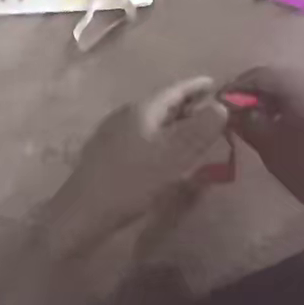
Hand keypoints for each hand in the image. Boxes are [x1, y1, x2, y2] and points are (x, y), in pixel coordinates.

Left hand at [36, 76, 228, 257]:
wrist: (82, 220)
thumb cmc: (130, 184)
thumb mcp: (172, 157)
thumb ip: (199, 130)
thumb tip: (221, 106)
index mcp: (141, 110)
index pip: (174, 89)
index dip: (197, 87)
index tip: (219, 85)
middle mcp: (126, 118)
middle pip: (163, 105)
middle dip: (189, 107)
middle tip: (215, 112)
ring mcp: (114, 138)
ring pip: (153, 124)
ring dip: (176, 126)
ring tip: (198, 134)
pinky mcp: (109, 160)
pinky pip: (144, 141)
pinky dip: (163, 143)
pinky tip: (171, 158)